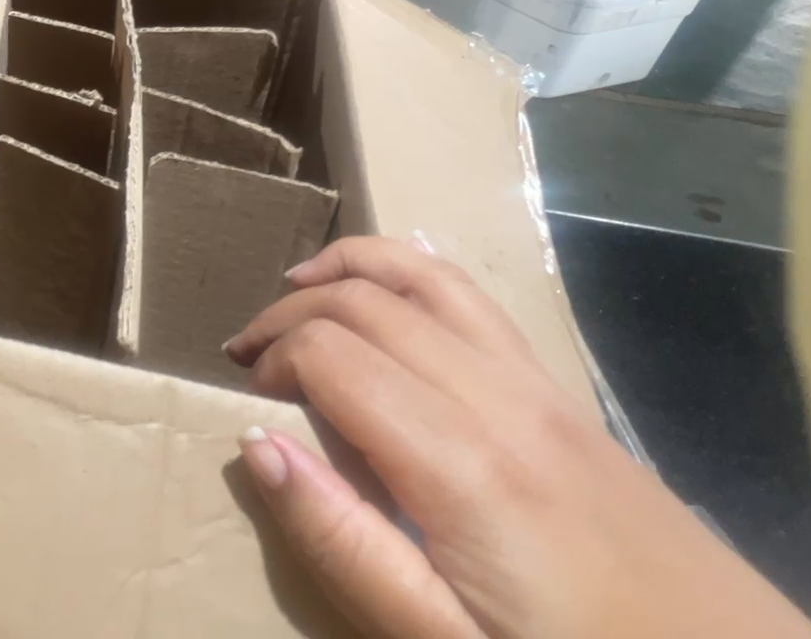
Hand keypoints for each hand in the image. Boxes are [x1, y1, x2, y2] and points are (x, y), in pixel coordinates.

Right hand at [224, 236, 810, 638]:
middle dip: (287, 313)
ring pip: (423, 276)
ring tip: (295, 288)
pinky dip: (409, 271)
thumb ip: (341, 541)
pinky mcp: (563, 396)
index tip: (252, 403)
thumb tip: (254, 441)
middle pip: (364, 301)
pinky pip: (473, 300)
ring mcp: (539, 387)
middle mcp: (499, 397)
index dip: (273, 362)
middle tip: (248, 358)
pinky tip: (386, 285)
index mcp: (461, 460)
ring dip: (346, 268)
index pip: (330, 352)